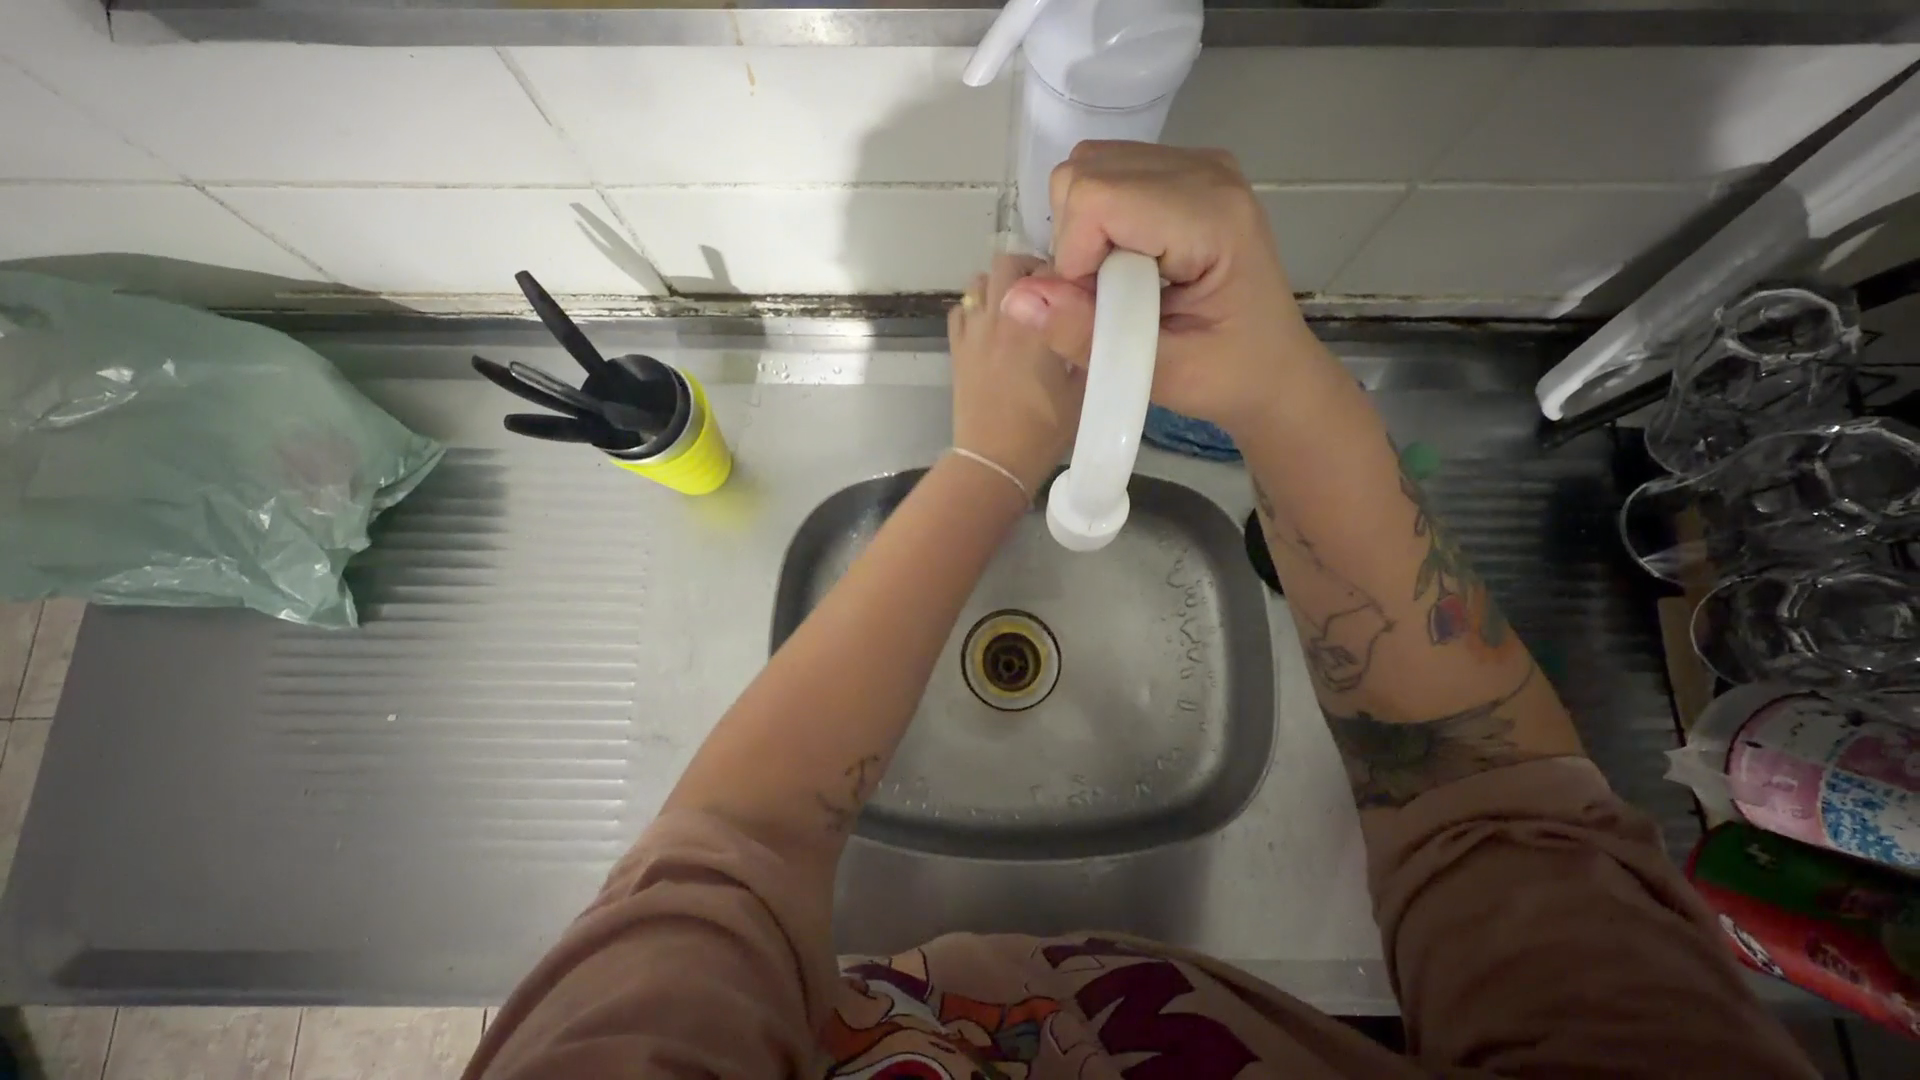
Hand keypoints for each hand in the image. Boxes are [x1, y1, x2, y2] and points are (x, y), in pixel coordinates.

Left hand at [949, 255, 1085, 492]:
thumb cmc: (1044, 429)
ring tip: (1016, 307)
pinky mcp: (956, 348)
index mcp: (1036, 322)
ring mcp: (973, 331)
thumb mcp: (1084, 390)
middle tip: (1045, 291)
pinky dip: (974, 308)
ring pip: (979, 282)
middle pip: (1007, 262)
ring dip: (998, 285)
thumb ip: (1089, 348)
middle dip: (1028, 268)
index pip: (1050, 270)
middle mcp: (1000, 315)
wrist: (995, 460)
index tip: (1076, 290)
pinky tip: (990, 328)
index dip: (1065, 274)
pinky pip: (960, 309)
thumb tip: (1097, 322)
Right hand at [999, 142, 1340, 436]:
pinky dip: (1094, 226)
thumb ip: (1086, 335)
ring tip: (1119, 287)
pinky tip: (1126, 268)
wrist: (1273, 369)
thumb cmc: (1228, 377)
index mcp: (1213, 215)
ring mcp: (1193, 163)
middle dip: (1073, 245)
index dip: (1073, 258)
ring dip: (1081, 236)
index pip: (1096, 197)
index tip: (1100, 309)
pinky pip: (1102, 178)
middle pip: (1084, 174)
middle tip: (1109, 300)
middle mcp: (1204, 170)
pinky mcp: (1178, 171)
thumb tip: (1014, 299)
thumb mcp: (1159, 373)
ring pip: (1086, 171)